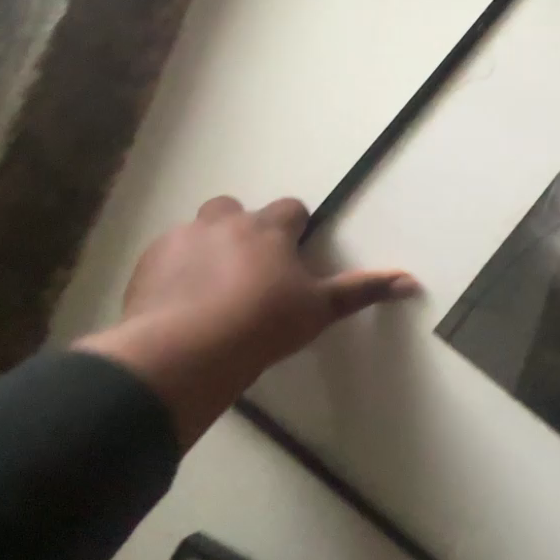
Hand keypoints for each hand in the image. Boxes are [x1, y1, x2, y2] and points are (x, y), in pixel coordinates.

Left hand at [75, 195, 417, 446]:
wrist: (187, 350)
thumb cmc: (264, 323)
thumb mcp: (320, 310)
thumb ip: (363, 291)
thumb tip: (411, 280)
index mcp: (268, 229)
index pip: (289, 209)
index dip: (294, 228)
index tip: (295, 253)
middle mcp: (223, 223)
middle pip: (233, 210)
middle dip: (242, 229)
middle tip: (250, 269)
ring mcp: (181, 240)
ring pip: (196, 232)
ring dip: (206, 249)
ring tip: (214, 290)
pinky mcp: (147, 265)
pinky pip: (165, 259)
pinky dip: (176, 273)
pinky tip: (183, 305)